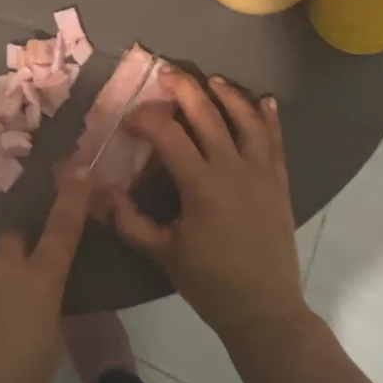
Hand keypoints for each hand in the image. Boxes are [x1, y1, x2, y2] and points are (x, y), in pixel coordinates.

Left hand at [0, 170, 92, 382]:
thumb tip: (35, 295)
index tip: (79, 169)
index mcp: (40, 283)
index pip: (62, 230)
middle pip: (13, 240)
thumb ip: (44, 308)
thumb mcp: (47, 348)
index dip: (72, 199)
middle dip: (15, 256)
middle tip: (11, 292)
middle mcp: (3, 266)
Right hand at [107, 68, 308, 342]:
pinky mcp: (279, 183)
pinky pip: (275, 143)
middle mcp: (232, 169)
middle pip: (208, 115)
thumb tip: (102, 193)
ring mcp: (260, 173)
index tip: (129, 121)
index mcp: (201, 185)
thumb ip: (130, 221)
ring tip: (212, 80)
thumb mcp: (163, 253)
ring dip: (228, 95)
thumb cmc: (210, 282)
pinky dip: (270, 118)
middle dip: (185, 89)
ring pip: (246, 120)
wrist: (265, 310)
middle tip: (167, 72)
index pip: (169, 135)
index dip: (146, 119)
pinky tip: (264, 100)